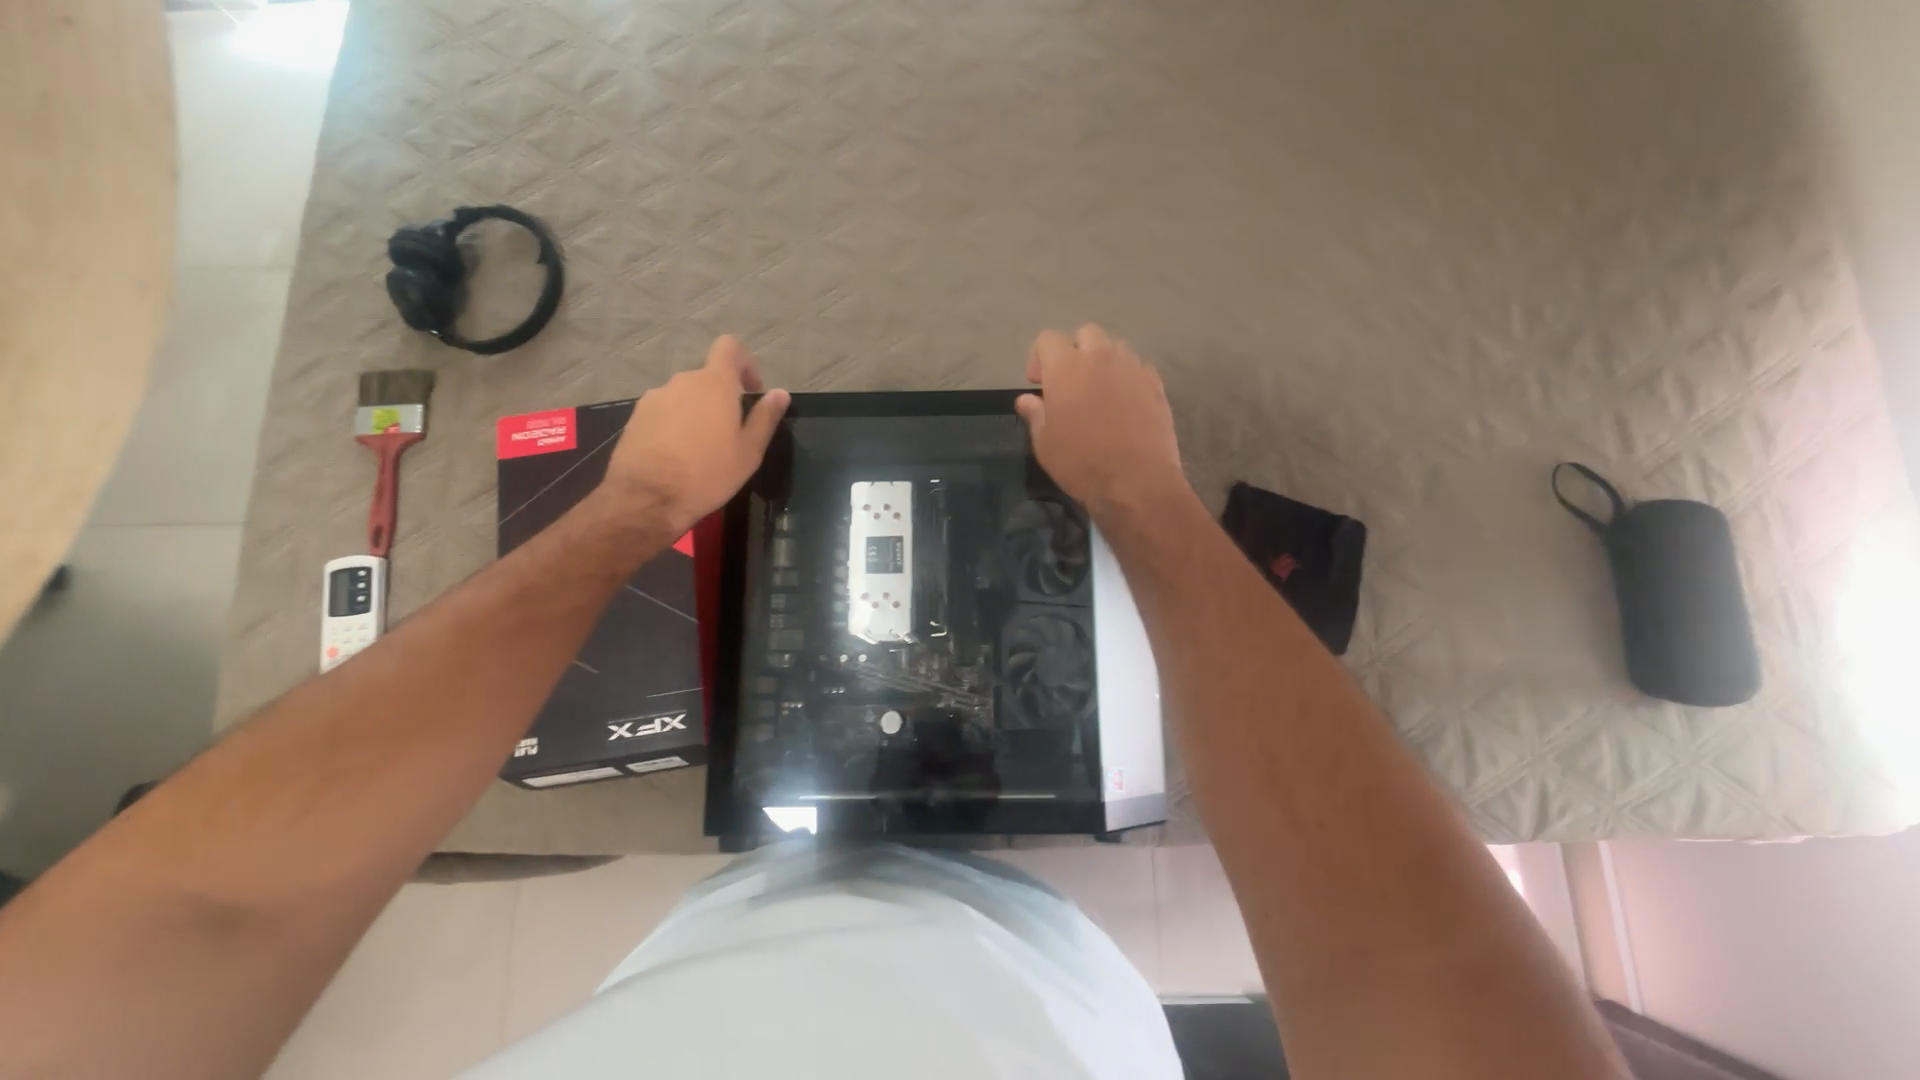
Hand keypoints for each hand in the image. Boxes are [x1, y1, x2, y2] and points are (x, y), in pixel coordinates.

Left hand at [599, 336, 789, 535]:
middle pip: (707, 377)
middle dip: (721, 397)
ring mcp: (655, 397)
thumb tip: (780, 393)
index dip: (744, 362)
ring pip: (684, 396)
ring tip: (701, 449)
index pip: (730, 347)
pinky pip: (664, 412)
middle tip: (730, 432)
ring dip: (697, 412)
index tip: (751, 390)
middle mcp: (683, 381)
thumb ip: (765, 417)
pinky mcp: (636, 416)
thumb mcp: (749, 451)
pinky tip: (676, 455)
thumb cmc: (708, 474)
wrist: (647, 498)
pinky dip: (675, 424)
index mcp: (714, 384)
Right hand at [1018, 324, 1188, 517]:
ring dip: (1103, 361)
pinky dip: (1127, 377)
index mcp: (1066, 367)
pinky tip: (1124, 403)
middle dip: (1075, 351)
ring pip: (1115, 348)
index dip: (1039, 357)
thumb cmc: (1081, 463)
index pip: (1047, 339)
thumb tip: (1027, 400)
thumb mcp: (1045, 443)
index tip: (1038, 383)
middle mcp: (1101, 357)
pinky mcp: (1156, 384)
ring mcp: (1132, 368)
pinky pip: (1138, 367)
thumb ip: (1035, 414)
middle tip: (1069, 383)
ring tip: (1099, 391)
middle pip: (1086, 334)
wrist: (1136, 482)